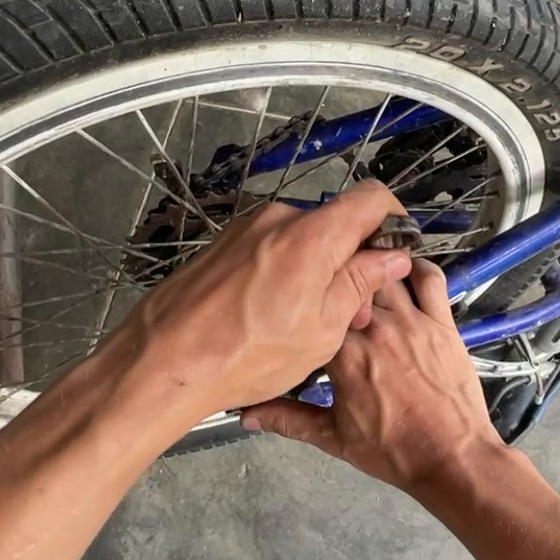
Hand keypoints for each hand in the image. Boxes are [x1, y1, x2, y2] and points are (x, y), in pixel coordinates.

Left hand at [110, 182, 413, 417]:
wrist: (163, 361)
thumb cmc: (244, 355)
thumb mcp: (322, 330)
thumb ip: (360, 284)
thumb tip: (391, 257)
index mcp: (311, 236)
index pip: (371, 198)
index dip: (394, 219)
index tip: (396, 249)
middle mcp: (278, 219)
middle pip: (335, 223)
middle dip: (352, 259)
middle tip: (350, 311)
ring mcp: (246, 228)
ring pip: (302, 238)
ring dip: (317, 269)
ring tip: (305, 322)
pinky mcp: (223, 242)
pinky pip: (271, 246)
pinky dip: (285, 271)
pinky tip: (271, 314)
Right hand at [241, 259, 505, 491]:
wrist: (453, 458)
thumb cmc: (394, 450)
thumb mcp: (334, 438)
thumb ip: (288, 420)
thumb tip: (246, 415)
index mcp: (345, 354)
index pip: (316, 309)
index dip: (307, 301)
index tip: (301, 301)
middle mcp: (376, 328)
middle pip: (350, 280)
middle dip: (337, 274)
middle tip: (329, 274)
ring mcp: (412, 321)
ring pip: (386, 271)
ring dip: (373, 263)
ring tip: (362, 260)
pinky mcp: (442, 323)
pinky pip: (430, 279)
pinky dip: (418, 266)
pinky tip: (406, 267)